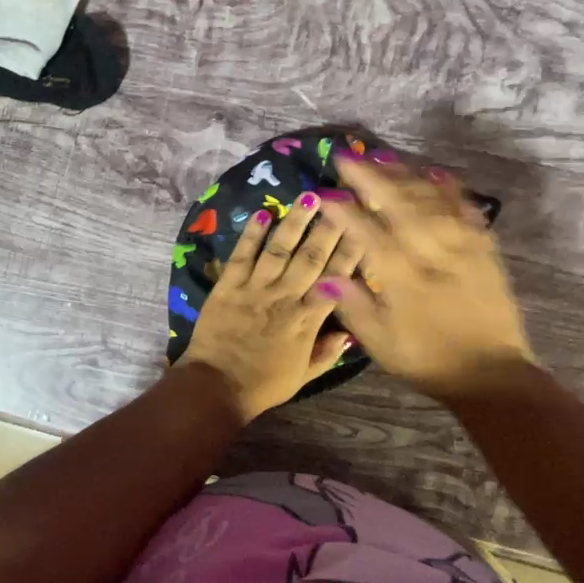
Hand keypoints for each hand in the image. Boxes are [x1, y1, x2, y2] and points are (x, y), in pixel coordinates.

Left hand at [177, 191, 362, 421]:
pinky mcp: (228, 286)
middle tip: (343, 199)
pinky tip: (263, 213)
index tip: (365, 227)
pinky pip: (242, 256)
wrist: (218, 386)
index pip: (336, 279)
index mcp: (308, 319)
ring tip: (309, 196)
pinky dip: (252, 234)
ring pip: (280, 249)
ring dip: (295, 221)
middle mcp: (286, 297)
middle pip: (312, 257)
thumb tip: (351, 331)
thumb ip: (328, 351)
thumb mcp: (304, 375)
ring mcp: (255, 289)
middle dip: (330, 227)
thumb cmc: (263, 384)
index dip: (352, 252)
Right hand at [312, 155, 536, 400]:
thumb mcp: (382, 344)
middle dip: (372, 178)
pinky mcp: (485, 252)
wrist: (493, 376)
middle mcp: (434, 256)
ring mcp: (463, 250)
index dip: (344, 213)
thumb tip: (325, 278)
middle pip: (401, 206)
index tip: (322, 194)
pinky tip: (435, 173)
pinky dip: (450, 189)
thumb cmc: (429, 360)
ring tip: (383, 157)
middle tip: (347, 156)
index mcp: (404, 280)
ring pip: (433, 202)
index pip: (369, 235)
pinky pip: (467, 211)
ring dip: (406, 176)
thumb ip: (355, 307)